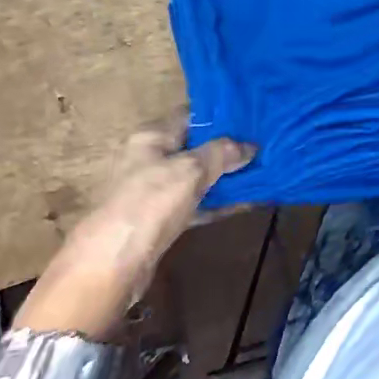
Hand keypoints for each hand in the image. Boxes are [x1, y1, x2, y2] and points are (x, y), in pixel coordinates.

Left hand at [14, 121, 255, 339]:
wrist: (112, 265)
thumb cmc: (149, 202)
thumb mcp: (192, 169)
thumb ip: (223, 152)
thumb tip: (250, 145)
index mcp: (151, 137)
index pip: (192, 115)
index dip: (222, 114)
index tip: (254, 115)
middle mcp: (151, 158)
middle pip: (196, 145)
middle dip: (229, 146)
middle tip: (265, 142)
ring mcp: (155, 190)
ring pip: (199, 175)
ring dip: (227, 174)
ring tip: (264, 167)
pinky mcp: (162, 219)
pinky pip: (198, 202)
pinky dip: (220, 200)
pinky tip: (250, 199)